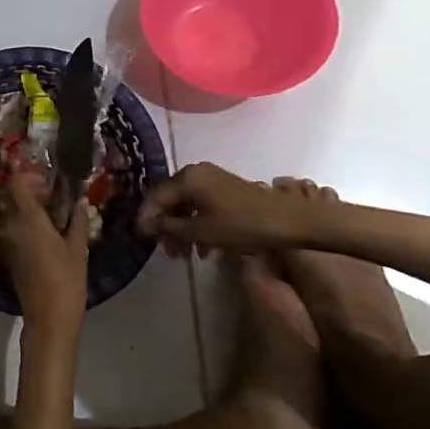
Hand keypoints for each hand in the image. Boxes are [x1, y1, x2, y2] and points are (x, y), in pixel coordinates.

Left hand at [0, 174, 89, 334]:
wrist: (48, 320)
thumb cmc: (66, 280)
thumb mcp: (78, 248)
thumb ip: (78, 221)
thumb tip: (80, 200)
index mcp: (28, 220)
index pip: (15, 185)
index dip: (26, 174)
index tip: (44, 174)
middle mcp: (13, 228)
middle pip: (13, 199)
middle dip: (31, 190)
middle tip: (55, 191)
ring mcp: (10, 244)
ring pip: (14, 215)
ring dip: (30, 208)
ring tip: (56, 209)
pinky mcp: (12, 258)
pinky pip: (16, 231)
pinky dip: (29, 224)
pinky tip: (50, 231)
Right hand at [139, 163, 329, 256]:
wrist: (287, 221)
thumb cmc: (241, 225)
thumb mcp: (201, 231)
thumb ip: (169, 227)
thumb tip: (146, 225)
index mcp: (188, 178)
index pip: (155, 196)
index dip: (145, 218)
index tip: (142, 240)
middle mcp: (197, 172)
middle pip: (171, 200)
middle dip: (166, 227)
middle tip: (168, 253)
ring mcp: (213, 179)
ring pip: (187, 205)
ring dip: (183, 230)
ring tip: (186, 256)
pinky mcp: (226, 190)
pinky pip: (202, 206)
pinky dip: (198, 226)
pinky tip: (205, 250)